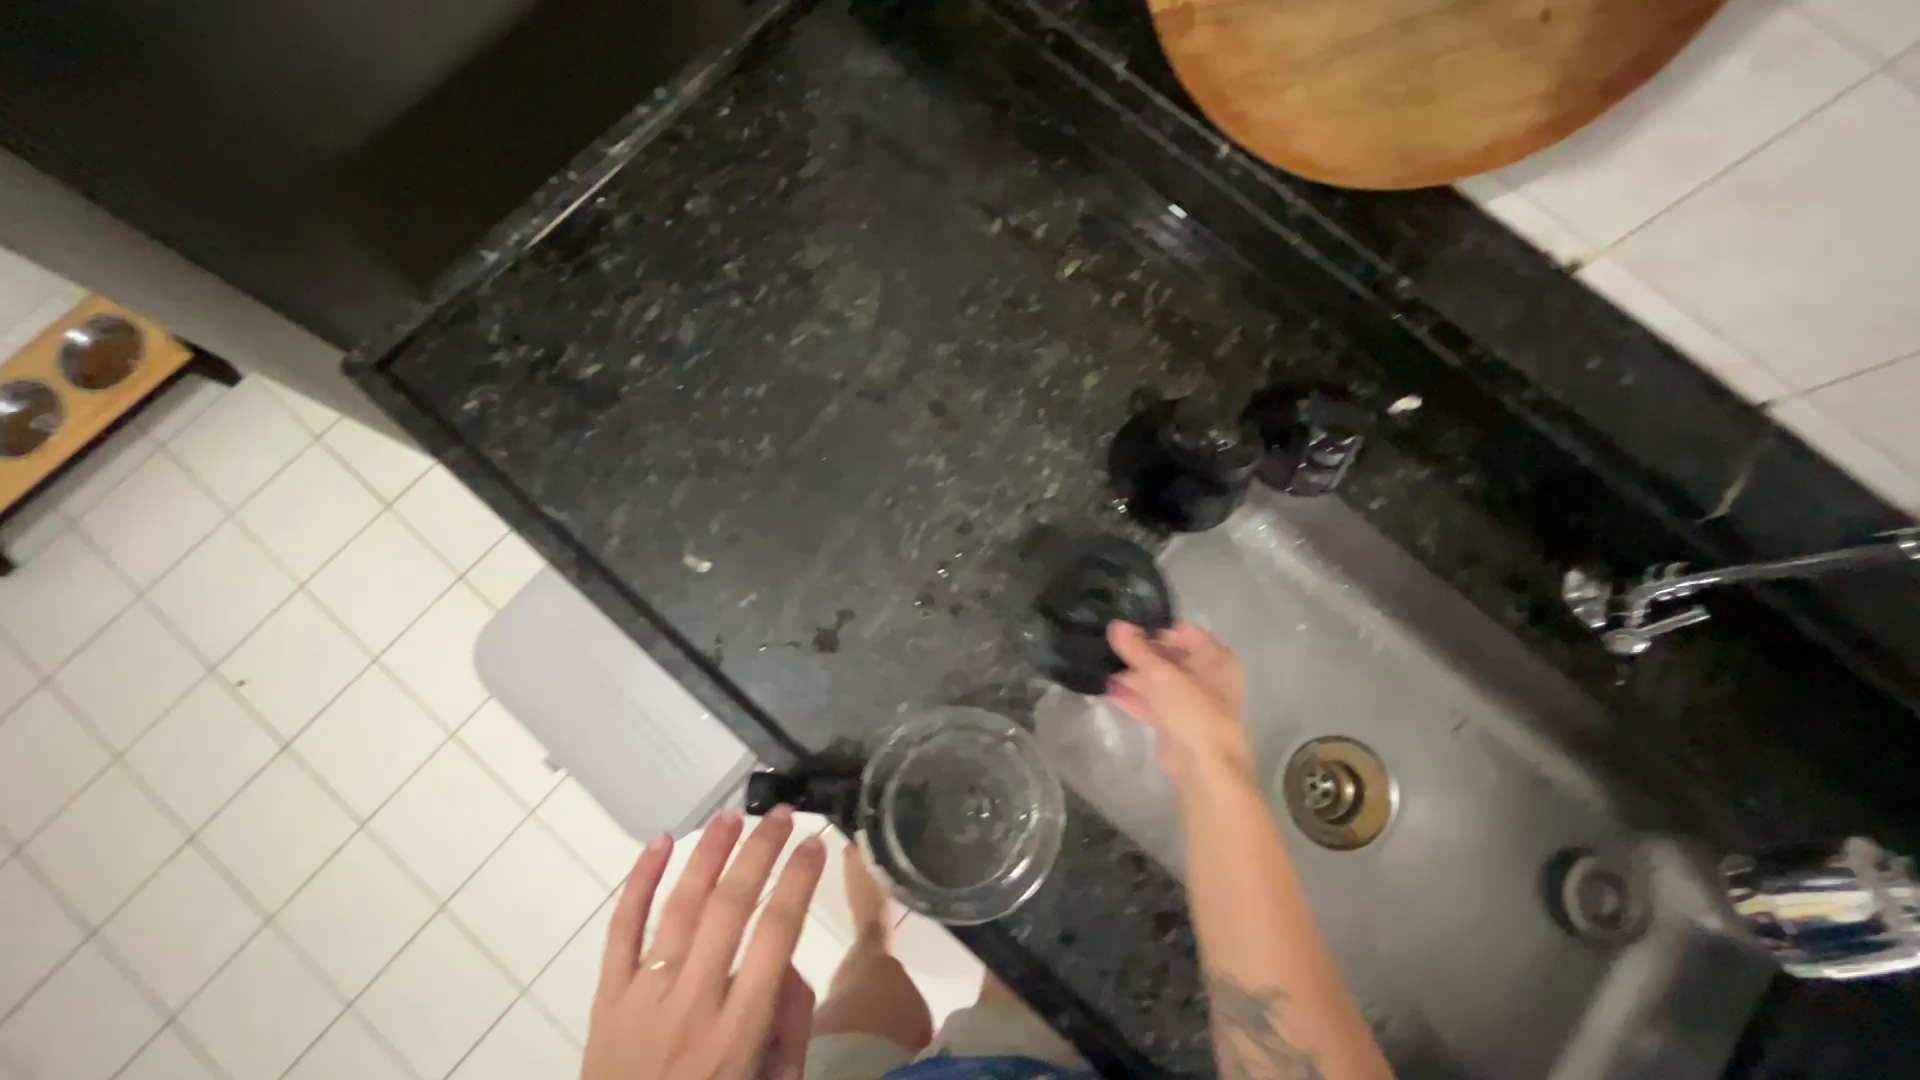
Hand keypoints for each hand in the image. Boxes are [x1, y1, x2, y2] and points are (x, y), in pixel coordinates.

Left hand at [583, 807, 825, 1079]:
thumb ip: (789, 1024)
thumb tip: (786, 958)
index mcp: (736, 1033)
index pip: (776, 935)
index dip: (798, 881)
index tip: (815, 843)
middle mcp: (691, 1004)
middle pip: (730, 908)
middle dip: (760, 852)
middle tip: (782, 814)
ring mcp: (642, 997)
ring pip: (679, 907)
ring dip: (708, 853)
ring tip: (733, 815)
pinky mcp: (605, 998)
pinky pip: (620, 930)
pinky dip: (638, 882)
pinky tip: (658, 842)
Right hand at [1105, 620, 1252, 788]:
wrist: (1205, 766)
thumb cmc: (1191, 710)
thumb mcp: (1160, 674)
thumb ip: (1136, 649)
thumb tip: (1115, 625)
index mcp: (1214, 657)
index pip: (1182, 632)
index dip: (1154, 629)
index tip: (1124, 628)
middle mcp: (1207, 676)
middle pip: (1169, 657)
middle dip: (1139, 653)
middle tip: (1106, 645)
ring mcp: (1192, 702)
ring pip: (1159, 681)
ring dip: (1133, 675)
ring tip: (1100, 665)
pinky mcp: (1177, 723)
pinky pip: (1153, 703)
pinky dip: (1134, 696)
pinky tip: (1107, 689)